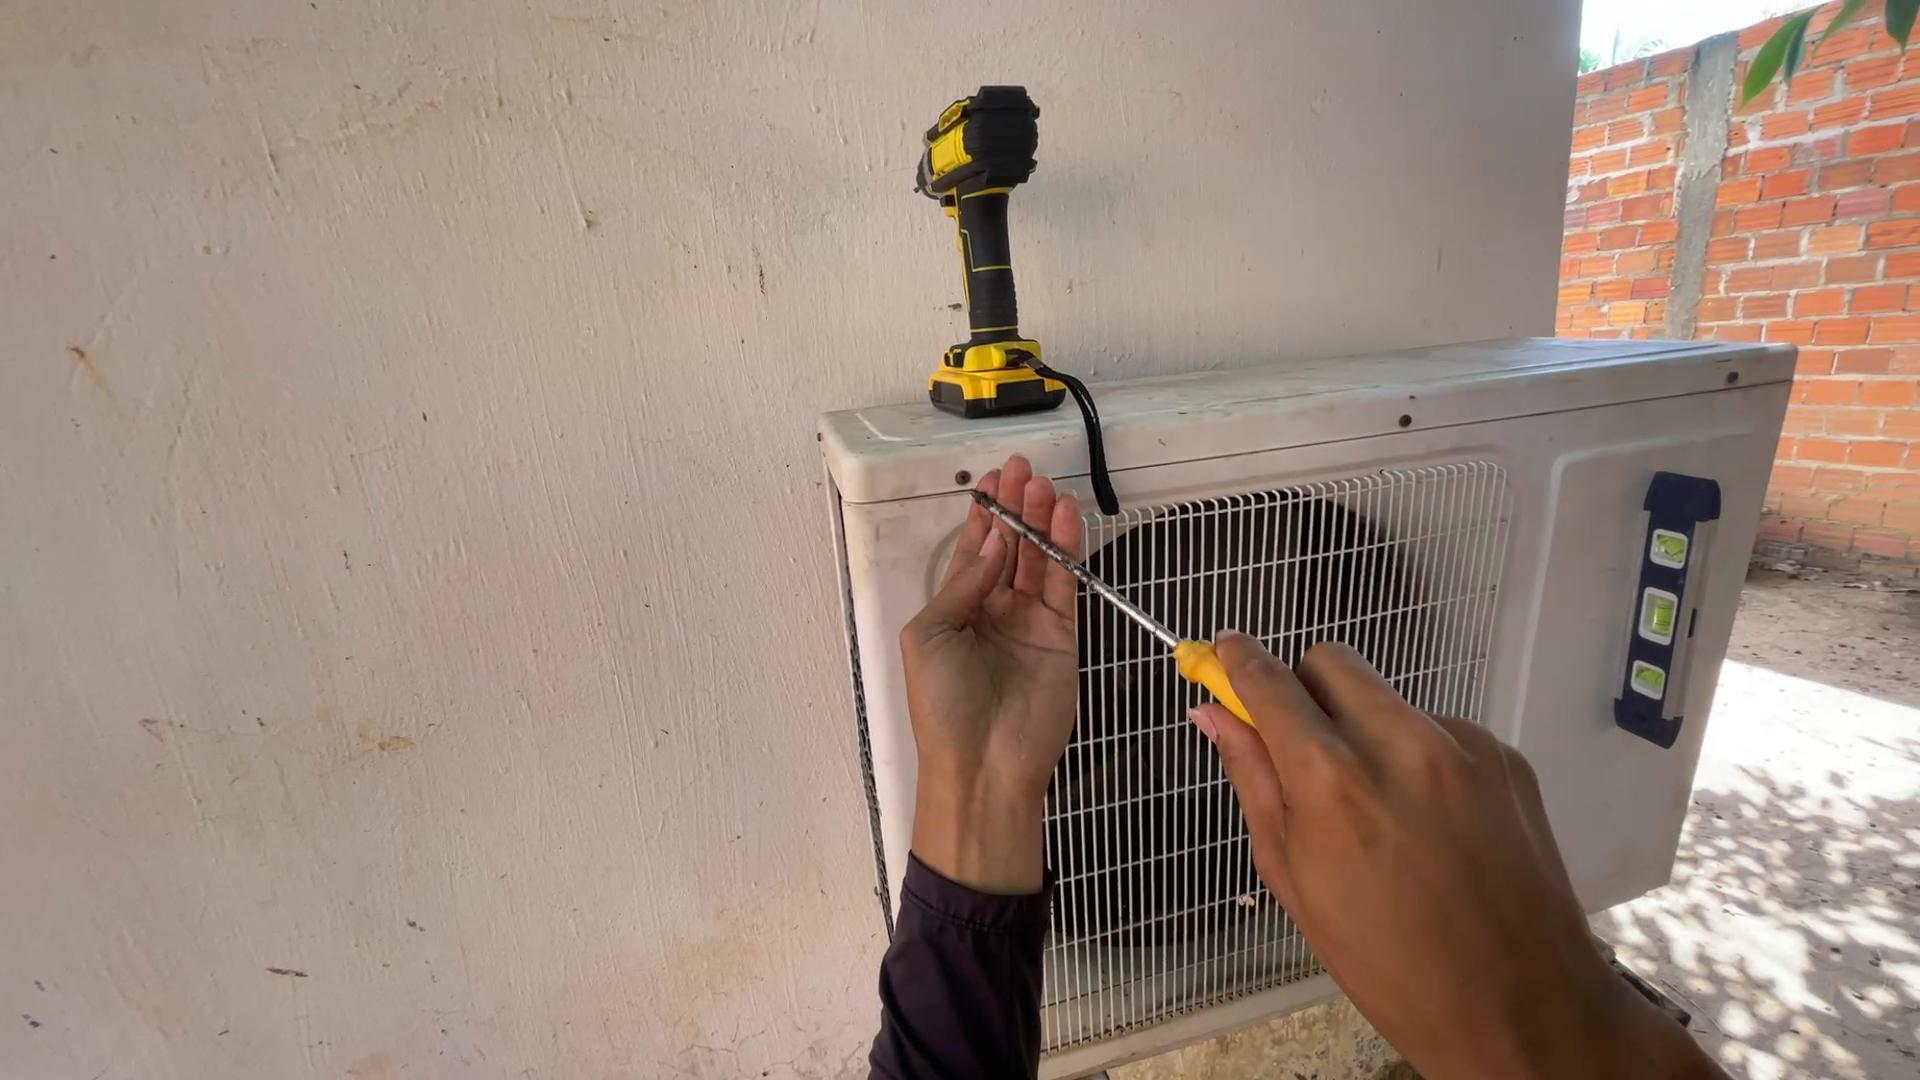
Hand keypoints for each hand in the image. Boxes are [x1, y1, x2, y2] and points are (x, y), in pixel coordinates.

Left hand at [900, 455, 1081, 894]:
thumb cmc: (942, 702)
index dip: (983, 516)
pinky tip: (1065, 518)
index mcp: (956, 609)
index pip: (973, 551)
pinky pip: (1064, 584)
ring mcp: (1029, 622)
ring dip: (1040, 522)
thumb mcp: (929, 635)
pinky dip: (1065, 551)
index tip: (993, 480)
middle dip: (1014, 509)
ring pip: (1037, 560)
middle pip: (1008, 548)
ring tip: (1044, 485)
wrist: (982, 764)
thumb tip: (993, 541)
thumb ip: (963, 584)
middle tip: (1023, 469)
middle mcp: (993, 610)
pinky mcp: (1061, 635)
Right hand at [1191, 633, 1725, 1079]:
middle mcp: (1397, 742)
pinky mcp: (1505, 757)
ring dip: (1361, 724)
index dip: (1237, 656)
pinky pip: (1435, 727)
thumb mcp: (1289, 872)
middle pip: (1330, 660)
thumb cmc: (1379, 955)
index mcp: (1330, 778)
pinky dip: (1414, 753)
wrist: (1525, 1012)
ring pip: (1383, 696)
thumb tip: (1211, 712)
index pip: (1268, 682)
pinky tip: (1430, 816)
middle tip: (1305, 741)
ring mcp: (1461, 745)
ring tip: (1381, 800)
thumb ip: (1250, 776)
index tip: (1225, 647)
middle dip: (1303, 684)